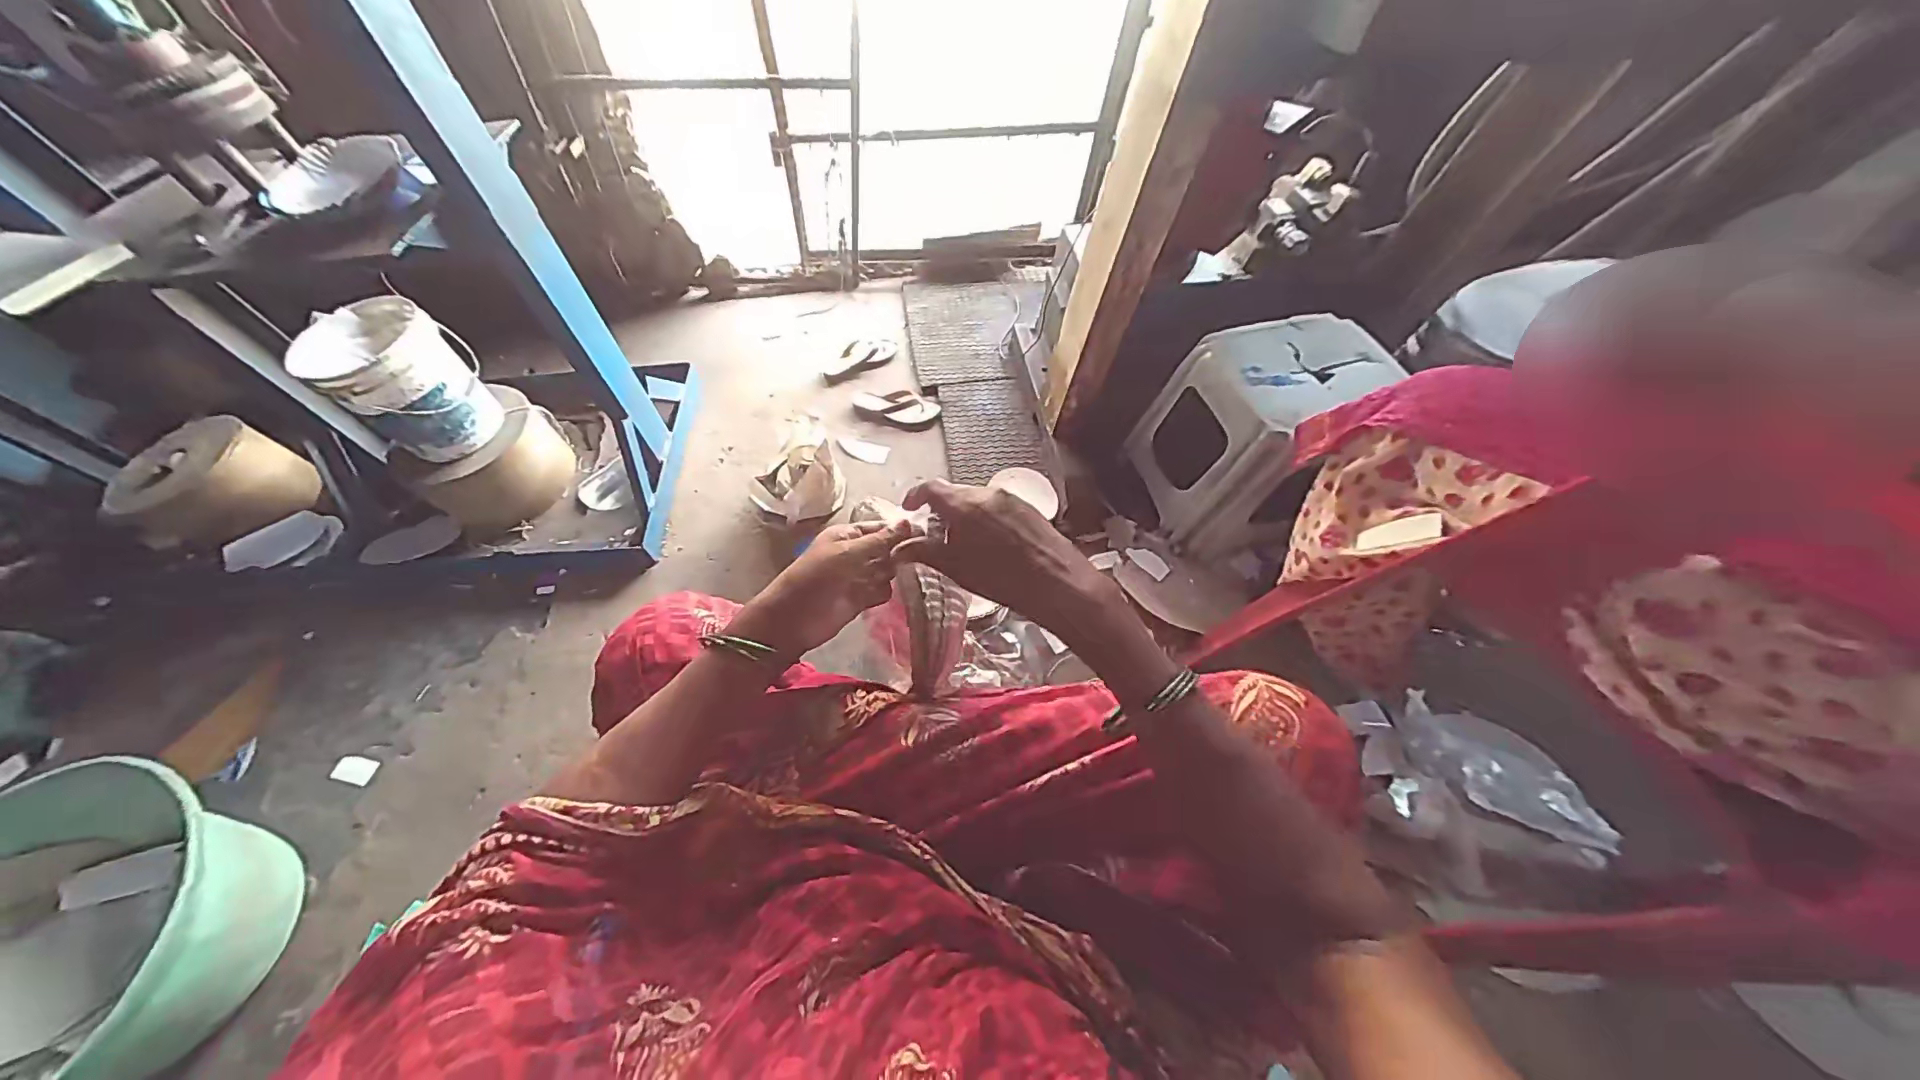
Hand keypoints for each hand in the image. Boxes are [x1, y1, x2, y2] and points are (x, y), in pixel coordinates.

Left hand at [730, 520, 908, 655]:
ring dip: (895, 573)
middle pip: (887, 549)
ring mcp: (858, 577)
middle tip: (923, 556)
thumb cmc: (816, 577)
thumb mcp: (848, 552)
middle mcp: (855, 553)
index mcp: (848, 535)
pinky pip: (882, 591)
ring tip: (910, 574)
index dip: (900, 530)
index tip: (926, 533)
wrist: (793, 619)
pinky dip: (886, 592)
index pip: (880, 527)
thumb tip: (909, 523)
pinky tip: (893, 594)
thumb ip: (880, 540)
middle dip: (900, 552)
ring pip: (887, 570)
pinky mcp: (861, 599)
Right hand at [894, 479, 1117, 636]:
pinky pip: (997, 507)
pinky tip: (990, 544)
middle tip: (935, 535)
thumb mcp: (956, 567)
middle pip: (955, 493)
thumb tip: (899, 549)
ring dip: (964, 515)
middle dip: (941, 511)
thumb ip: (925, 552)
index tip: (909, 509)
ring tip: (963, 543)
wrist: (1057, 583)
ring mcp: (1011, 499)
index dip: (915, 496)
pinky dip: (985, 519)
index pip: (931, 488)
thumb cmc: (1002, 579)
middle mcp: (987, 493)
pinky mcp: (1029, 508)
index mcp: (965, 504)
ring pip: (977, 500)